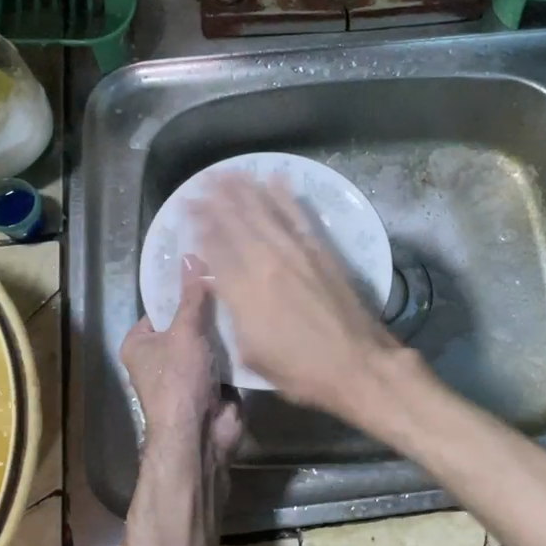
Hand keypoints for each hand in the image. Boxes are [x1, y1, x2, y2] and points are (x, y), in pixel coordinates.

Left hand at [120, 255, 241, 464]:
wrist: (199, 433)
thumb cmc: (179, 380)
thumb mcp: (184, 331)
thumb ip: (192, 297)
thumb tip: (191, 256)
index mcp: (138, 344)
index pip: (160, 306)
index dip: (181, 290)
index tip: (207, 271)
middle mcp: (158, 358)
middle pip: (187, 323)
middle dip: (209, 310)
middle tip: (233, 284)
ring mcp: (186, 374)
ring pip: (208, 341)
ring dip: (225, 330)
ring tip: (248, 300)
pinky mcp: (211, 385)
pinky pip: (224, 359)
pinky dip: (237, 349)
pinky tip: (255, 328)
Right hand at [189, 173, 403, 415]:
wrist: (357, 365)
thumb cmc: (301, 371)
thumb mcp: (252, 353)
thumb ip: (234, 316)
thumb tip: (220, 286)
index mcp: (243, 292)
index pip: (215, 249)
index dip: (199, 226)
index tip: (188, 209)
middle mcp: (266, 263)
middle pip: (236, 222)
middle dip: (216, 200)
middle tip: (203, 182)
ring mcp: (296, 254)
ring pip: (264, 212)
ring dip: (245, 190)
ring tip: (229, 173)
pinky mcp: (322, 252)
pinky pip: (299, 216)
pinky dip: (286, 197)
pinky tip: (275, 180)